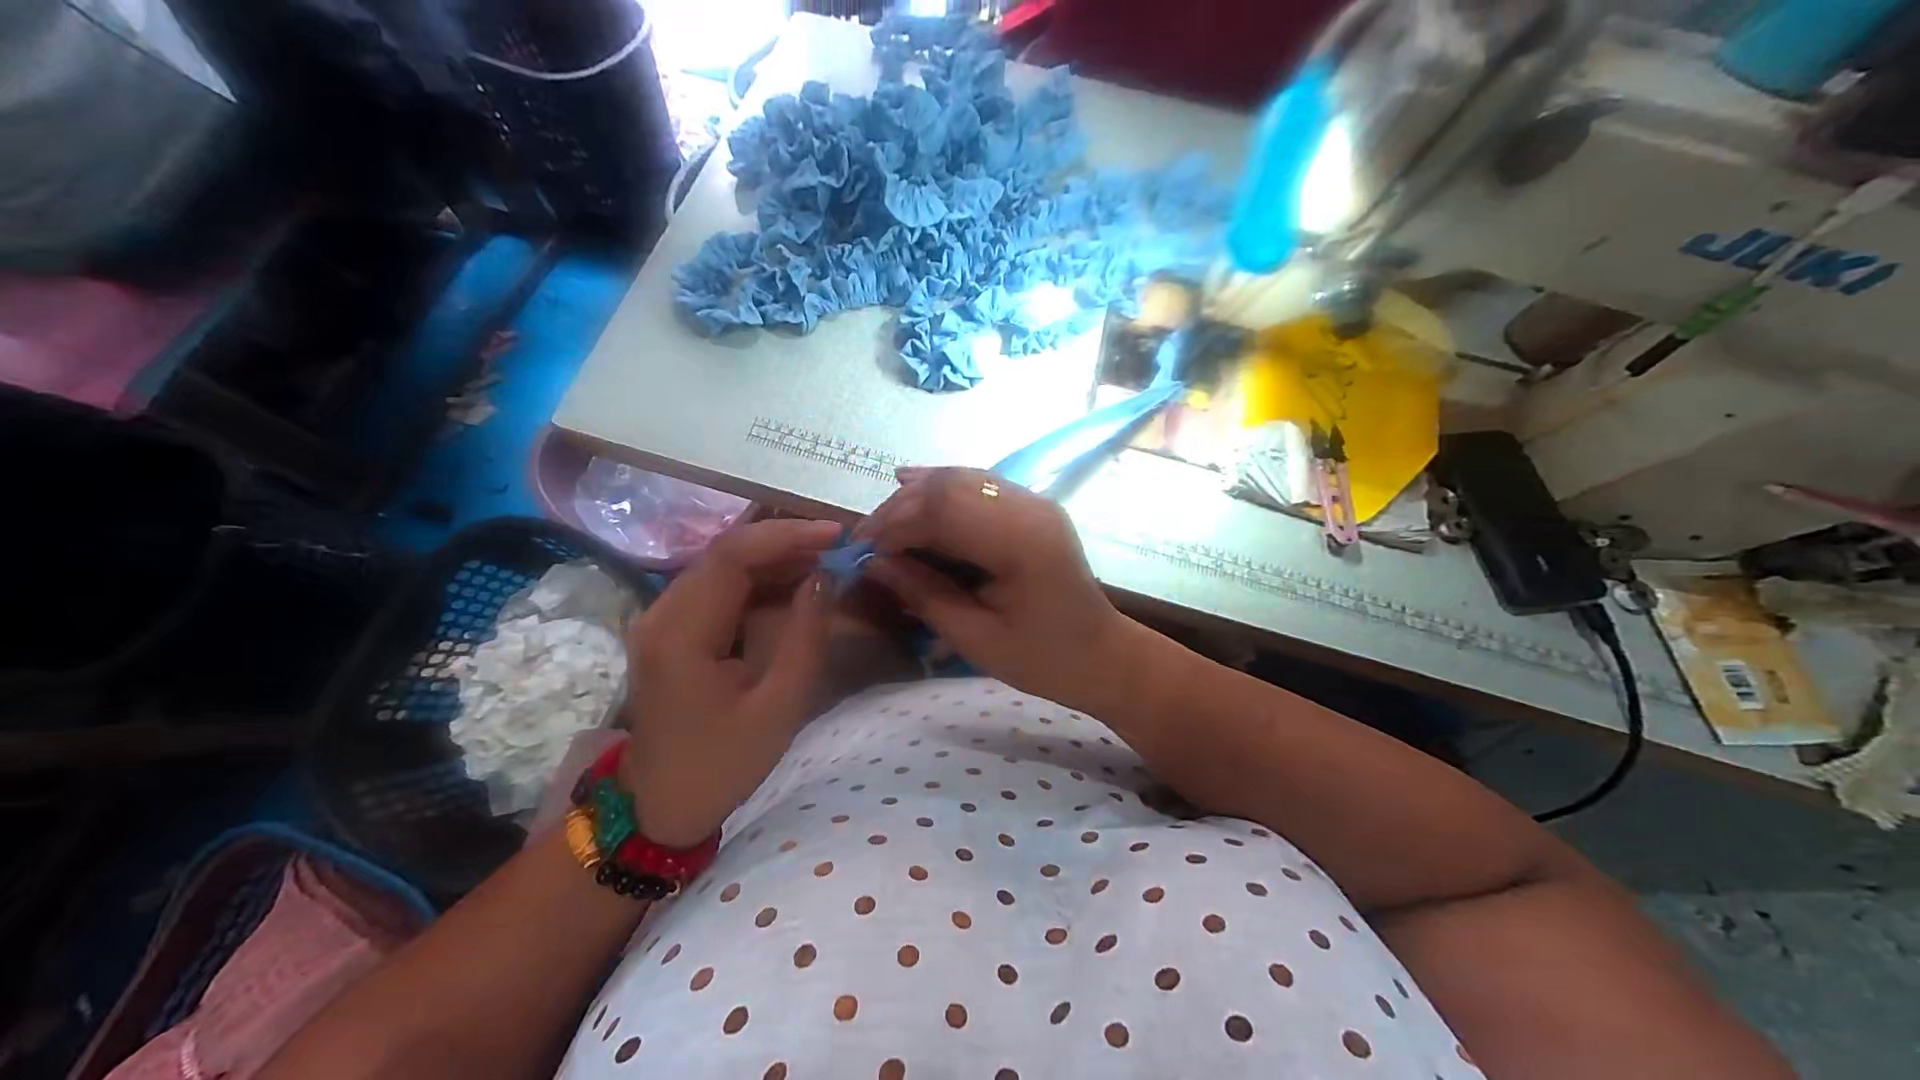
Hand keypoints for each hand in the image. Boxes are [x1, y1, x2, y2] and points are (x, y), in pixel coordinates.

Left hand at [619, 518, 839, 847]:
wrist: (661, 805)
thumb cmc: (723, 763)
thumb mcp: (780, 704)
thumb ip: (805, 634)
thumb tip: (825, 576)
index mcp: (681, 634)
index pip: (732, 556)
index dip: (786, 536)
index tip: (836, 535)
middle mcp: (661, 613)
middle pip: (724, 554)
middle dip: (784, 544)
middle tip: (837, 550)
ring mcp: (660, 619)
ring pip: (720, 567)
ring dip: (773, 561)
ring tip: (824, 564)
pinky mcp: (669, 629)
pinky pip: (716, 589)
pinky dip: (756, 582)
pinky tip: (792, 587)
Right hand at [858, 466, 1133, 707]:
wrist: (1101, 655)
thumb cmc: (1041, 659)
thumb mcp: (975, 637)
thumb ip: (923, 594)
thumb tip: (872, 562)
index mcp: (1020, 542)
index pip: (943, 511)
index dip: (895, 524)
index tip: (862, 550)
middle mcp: (1029, 507)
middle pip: (950, 486)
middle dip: (900, 507)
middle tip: (867, 538)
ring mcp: (1034, 501)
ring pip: (962, 478)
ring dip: (918, 495)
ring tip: (882, 521)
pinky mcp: (1032, 506)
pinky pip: (979, 485)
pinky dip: (942, 488)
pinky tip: (912, 484)